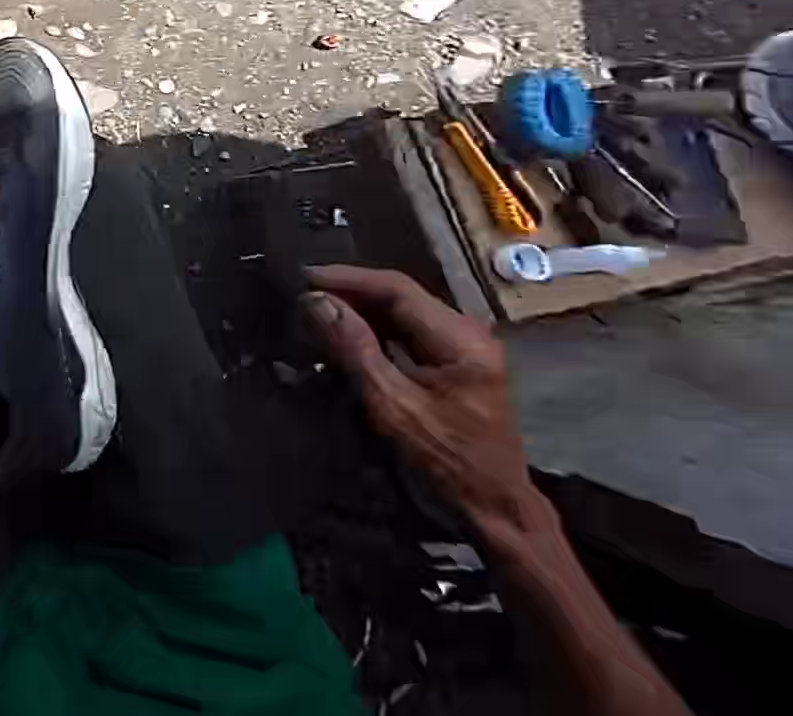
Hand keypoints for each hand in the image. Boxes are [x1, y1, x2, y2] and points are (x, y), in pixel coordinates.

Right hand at [303, 265, 543, 545]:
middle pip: (398, 297)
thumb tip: (316, 301)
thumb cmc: (445, 463)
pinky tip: (339, 334)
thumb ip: (355, 348)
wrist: (492, 514)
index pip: (396, 288)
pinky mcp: (449, 367)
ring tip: (311, 311)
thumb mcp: (392, 406)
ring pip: (397, 314)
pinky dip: (367, 330)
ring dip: (354, 310)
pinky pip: (401, 334)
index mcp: (461, 339)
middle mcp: (465, 334)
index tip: (302, 278)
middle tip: (299, 295)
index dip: (347, 279)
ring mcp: (460, 350)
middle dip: (347, 292)